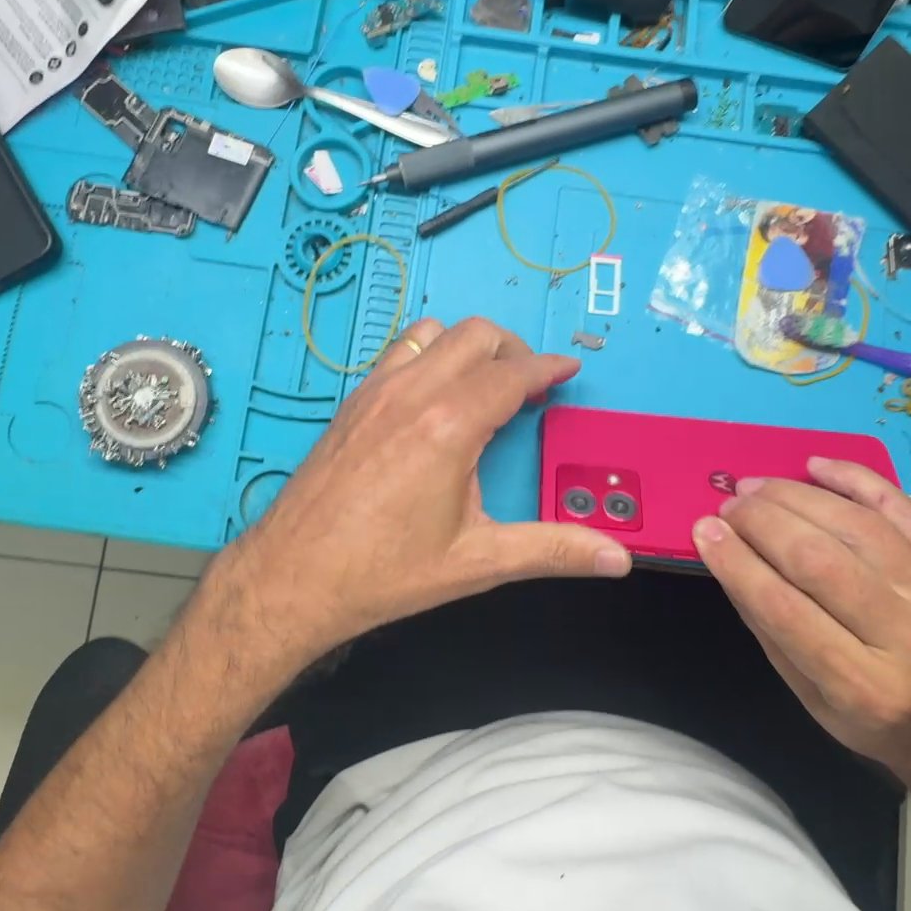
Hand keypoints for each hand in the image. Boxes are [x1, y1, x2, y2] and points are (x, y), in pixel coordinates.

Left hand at [202, 316, 632, 667]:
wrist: (292, 577)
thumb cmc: (385, 572)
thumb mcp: (477, 563)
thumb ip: (552, 551)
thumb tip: (618, 559)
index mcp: (449, 426)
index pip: (512, 374)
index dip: (547, 367)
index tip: (568, 369)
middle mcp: (411, 393)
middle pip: (475, 335)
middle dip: (513, 349)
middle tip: (531, 384)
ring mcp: (375, 391)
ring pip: (433, 332)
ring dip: (468, 346)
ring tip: (483, 383)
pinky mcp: (352, 402)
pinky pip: (398, 352)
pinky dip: (429, 354)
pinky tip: (432, 396)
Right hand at [692, 458, 910, 794]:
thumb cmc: (869, 716)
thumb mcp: (805, 692)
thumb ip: (767, 623)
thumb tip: (724, 550)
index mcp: (865, 690)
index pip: (786, 611)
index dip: (738, 563)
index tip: (704, 529)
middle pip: (822, 562)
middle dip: (764, 523)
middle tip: (729, 505)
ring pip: (859, 529)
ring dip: (799, 497)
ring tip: (757, 487)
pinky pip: (906, 510)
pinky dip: (857, 480)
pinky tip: (816, 467)